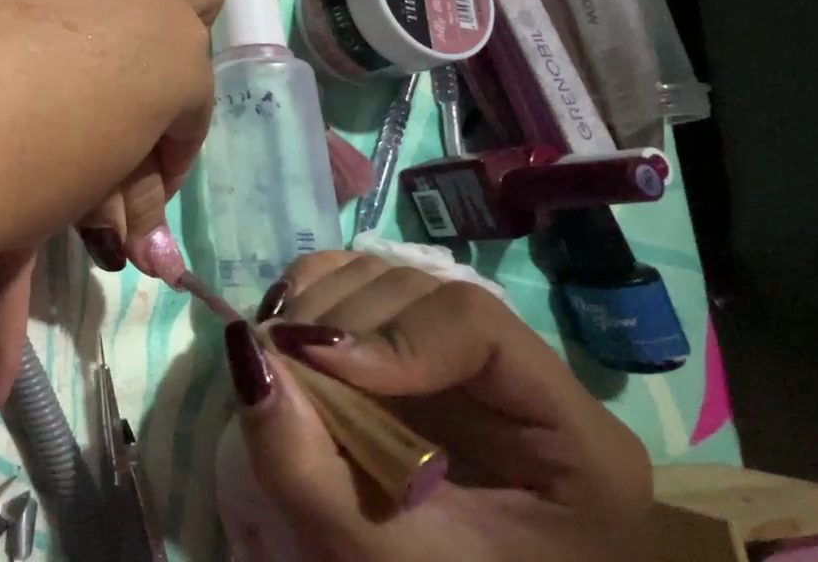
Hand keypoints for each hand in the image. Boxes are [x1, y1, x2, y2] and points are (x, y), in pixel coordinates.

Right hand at [219, 252, 653, 560]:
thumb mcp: (372, 551)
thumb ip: (306, 464)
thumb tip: (245, 349)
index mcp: (572, 439)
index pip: (475, 324)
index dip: (388, 332)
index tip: (315, 363)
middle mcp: (524, 379)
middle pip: (421, 294)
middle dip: (336, 321)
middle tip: (276, 361)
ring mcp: (463, 361)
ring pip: (385, 283)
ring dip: (314, 307)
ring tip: (279, 359)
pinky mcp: (413, 357)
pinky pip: (359, 294)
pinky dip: (310, 301)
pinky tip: (288, 341)